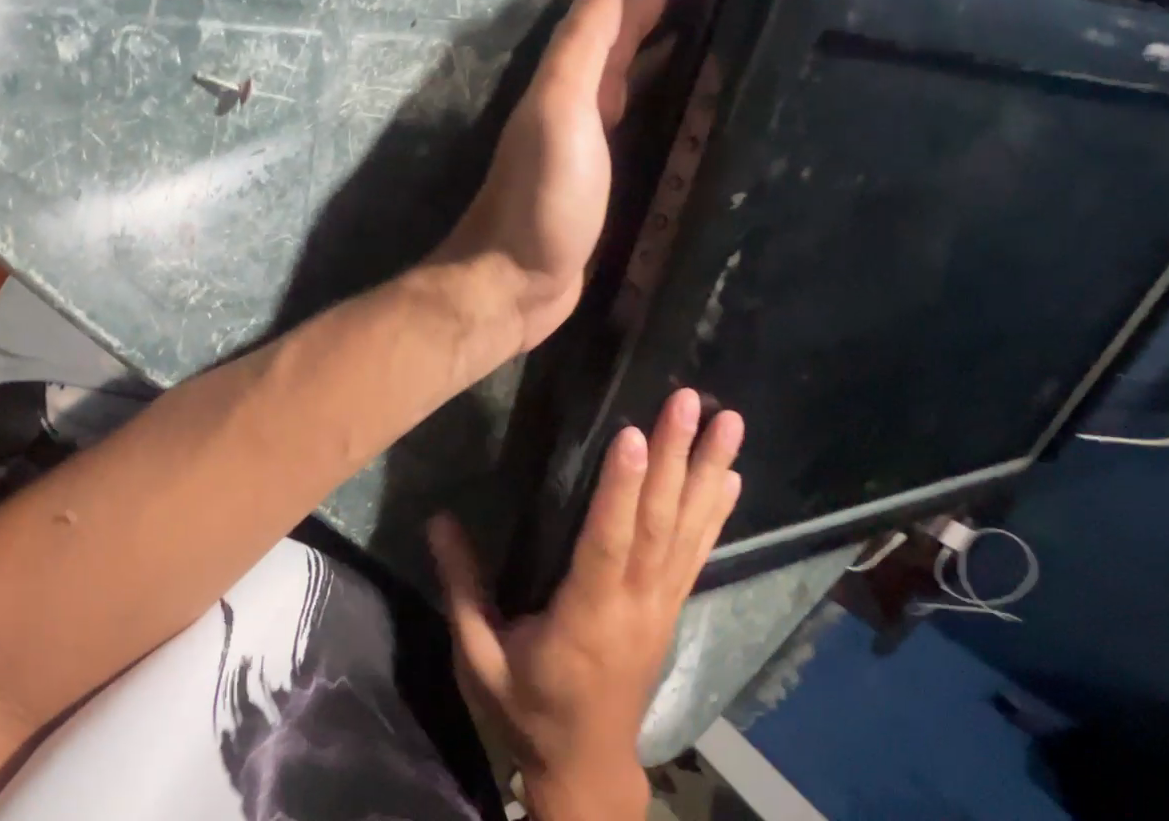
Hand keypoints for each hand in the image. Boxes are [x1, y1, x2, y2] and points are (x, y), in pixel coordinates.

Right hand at [427, 389, 742, 819]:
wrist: (585, 767)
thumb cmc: (525, 711)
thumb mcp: (479, 657)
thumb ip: (463, 588)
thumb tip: (440, 518)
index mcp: (586, 617)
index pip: (607, 543)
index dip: (621, 489)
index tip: (633, 434)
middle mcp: (635, 606)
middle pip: (659, 524)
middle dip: (676, 457)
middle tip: (692, 401)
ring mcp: (659, 608)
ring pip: (687, 532)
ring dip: (707, 472)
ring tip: (729, 422)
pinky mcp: (667, 610)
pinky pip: (695, 554)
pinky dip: (714, 514)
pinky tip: (729, 480)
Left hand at [431, 0, 717, 351]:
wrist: (513, 286)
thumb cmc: (539, 200)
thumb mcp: (558, 113)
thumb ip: (580, 50)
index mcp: (570, 89)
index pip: (619, 21)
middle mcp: (579, 116)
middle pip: (632, 55)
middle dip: (679, 24)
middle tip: (747, 2)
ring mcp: (594, 158)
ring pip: (641, 97)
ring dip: (680, 71)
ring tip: (741, 56)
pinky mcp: (608, 197)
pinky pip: (648, 144)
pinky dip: (676, 126)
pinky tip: (708, 131)